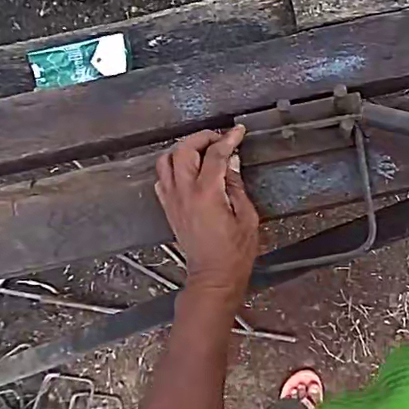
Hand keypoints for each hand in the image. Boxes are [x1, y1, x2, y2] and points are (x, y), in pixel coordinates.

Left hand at [155, 126, 259, 300]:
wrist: (214, 276)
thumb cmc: (234, 253)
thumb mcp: (246, 216)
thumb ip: (236, 185)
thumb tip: (231, 162)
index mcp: (207, 193)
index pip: (215, 154)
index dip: (228, 139)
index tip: (237, 132)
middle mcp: (185, 193)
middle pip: (184, 150)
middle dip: (202, 138)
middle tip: (218, 138)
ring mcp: (173, 201)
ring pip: (166, 161)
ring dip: (183, 149)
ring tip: (201, 149)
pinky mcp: (169, 209)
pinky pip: (162, 179)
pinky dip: (172, 167)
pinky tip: (186, 170)